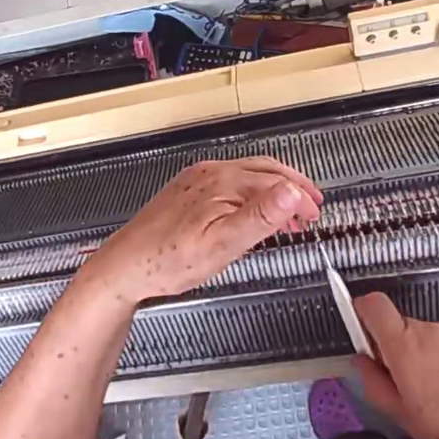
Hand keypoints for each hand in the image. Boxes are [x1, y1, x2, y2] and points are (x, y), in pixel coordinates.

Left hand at [74, 157, 322, 304]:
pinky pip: (229, 183)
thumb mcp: (223, 244)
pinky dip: (252, 193)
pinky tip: (250, 211)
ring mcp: (197, 181)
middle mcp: (210, 174)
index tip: (314, 213)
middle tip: (311, 205)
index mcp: (223, 182)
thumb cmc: (167, 260)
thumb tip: (292, 192)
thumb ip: (261, 216)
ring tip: (288, 211)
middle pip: (264, 171)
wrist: (124, 267)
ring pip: (247, 176)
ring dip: (273, 190)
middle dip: (292, 187)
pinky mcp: (187, 192)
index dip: (300, 198)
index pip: (275, 182)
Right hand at [351, 292, 438, 438]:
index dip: (360, 313)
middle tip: (399, 387)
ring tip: (434, 403)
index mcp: (407, 345)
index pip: (372, 304)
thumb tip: (363, 366)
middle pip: (399, 325)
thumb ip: (376, 385)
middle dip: (394, 350)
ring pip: (425, 338)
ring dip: (421, 360)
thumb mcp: (405, 419)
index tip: (357, 330)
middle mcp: (433, 330)